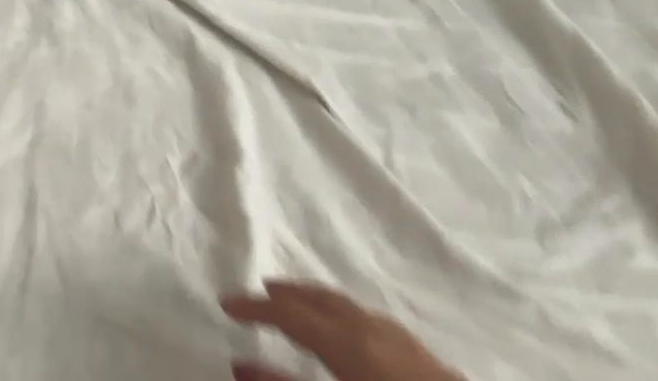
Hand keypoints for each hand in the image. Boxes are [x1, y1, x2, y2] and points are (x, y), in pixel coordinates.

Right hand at [221, 279, 463, 380]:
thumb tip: (238, 365)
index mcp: (345, 340)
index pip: (288, 312)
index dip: (254, 306)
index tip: (225, 303)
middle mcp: (372, 331)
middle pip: (323, 299)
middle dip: (291, 294)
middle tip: (264, 292)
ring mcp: (406, 344)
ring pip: (353, 308)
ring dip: (321, 303)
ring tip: (305, 307)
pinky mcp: (432, 361)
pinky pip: (378, 323)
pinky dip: (352, 317)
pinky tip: (358, 334)